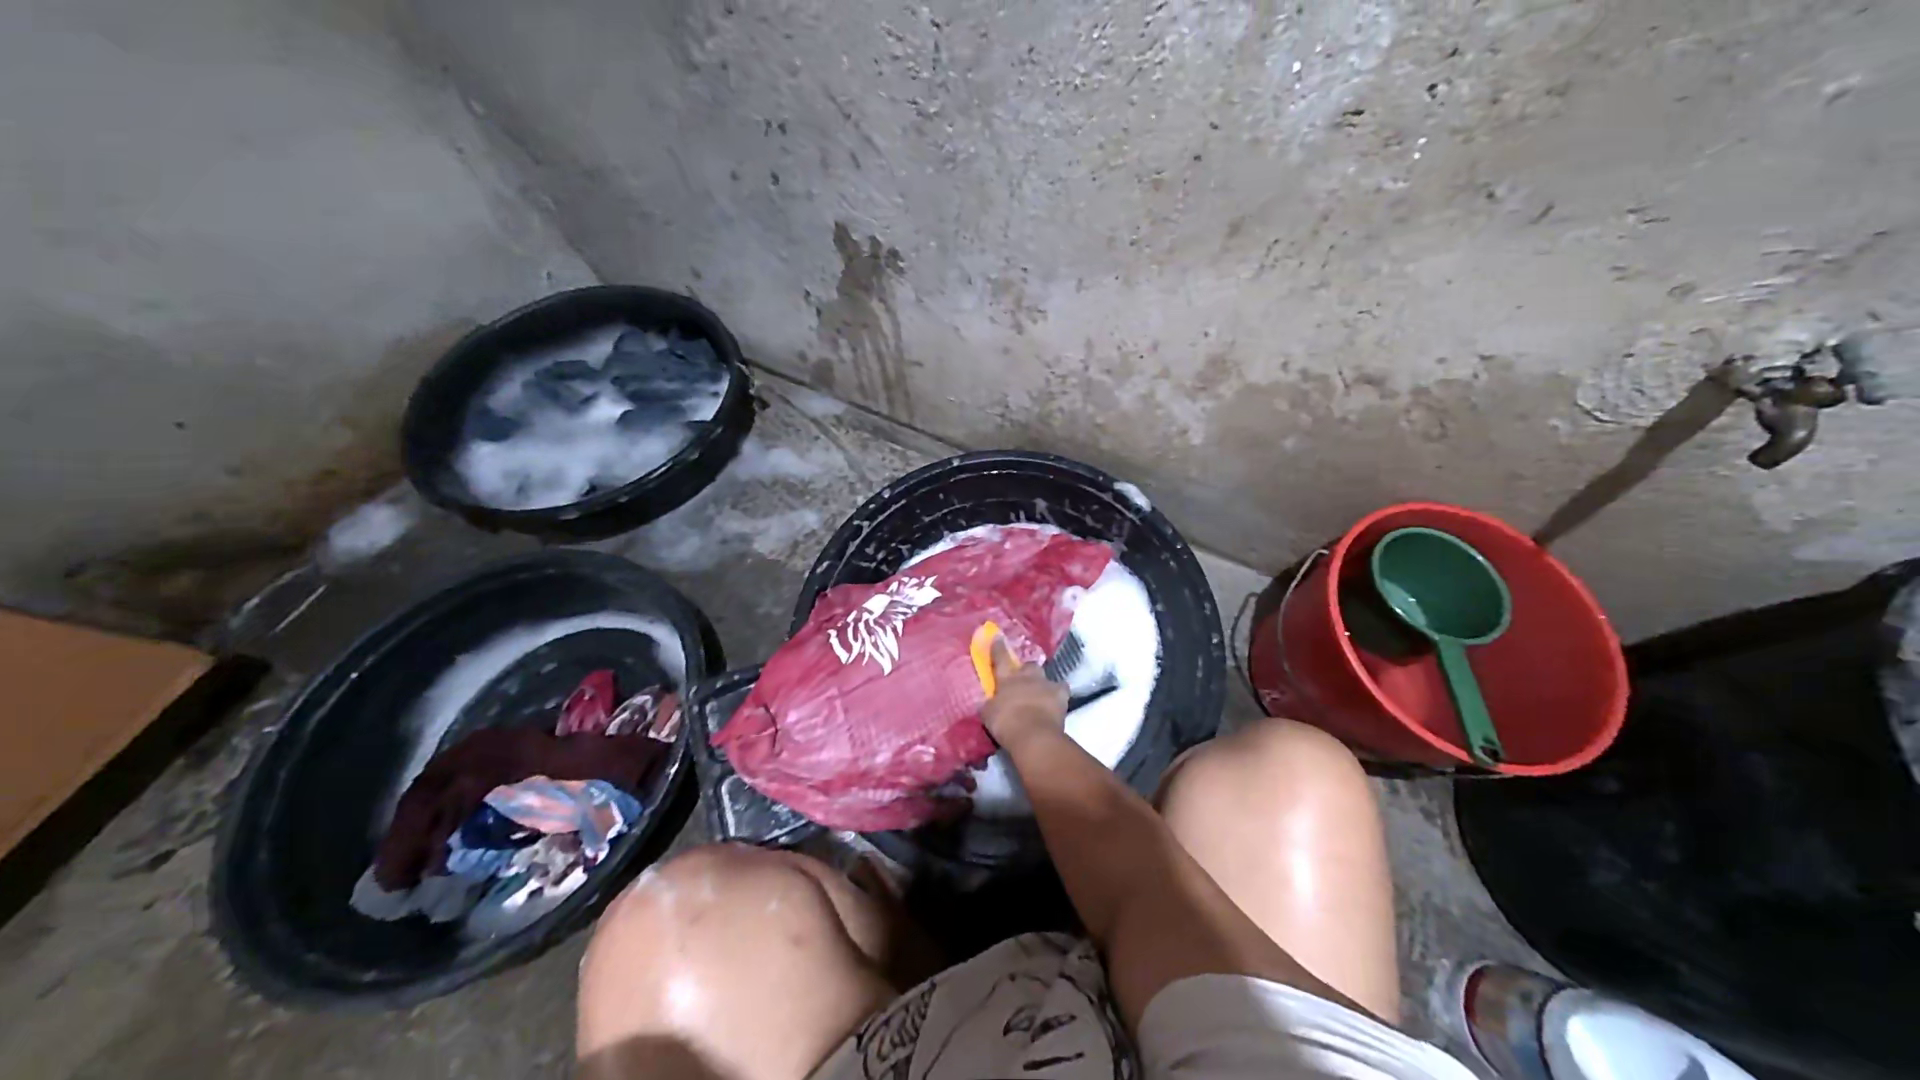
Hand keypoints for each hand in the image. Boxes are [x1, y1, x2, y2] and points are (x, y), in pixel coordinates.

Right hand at [979, 635, 1068, 752]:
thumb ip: (990, 704)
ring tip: (1041, 691)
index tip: (997, 636)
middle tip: (1023, 678)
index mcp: (1007, 678)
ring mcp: (1046, 684)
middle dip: (1026, 670)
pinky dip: (1058, 693)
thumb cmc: (1006, 723)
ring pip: (1045, 675)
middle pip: (1028, 665)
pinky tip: (1056, 700)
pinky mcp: (1061, 695)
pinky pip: (1061, 689)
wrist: (1034, 734)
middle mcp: (1027, 676)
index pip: (1000, 657)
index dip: (998, 647)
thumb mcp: (988, 714)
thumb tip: (990, 701)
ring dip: (1042, 682)